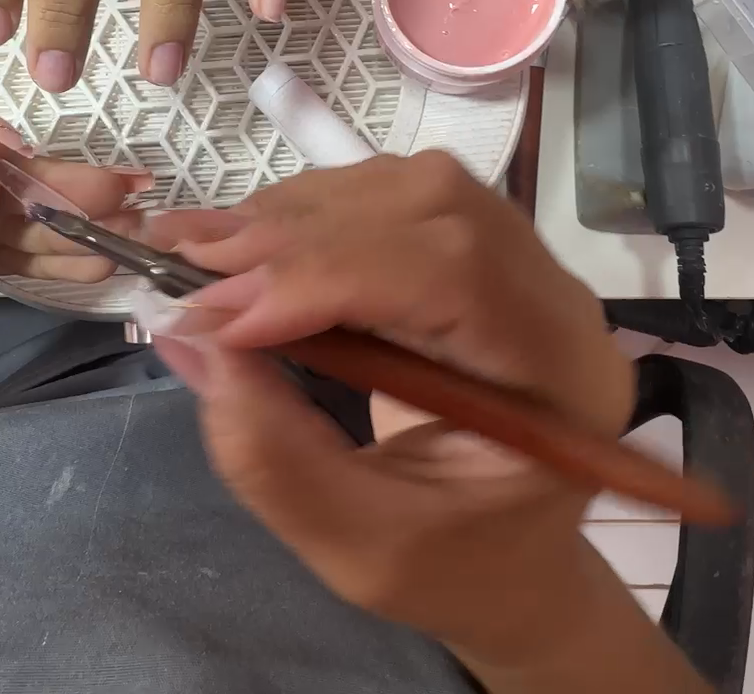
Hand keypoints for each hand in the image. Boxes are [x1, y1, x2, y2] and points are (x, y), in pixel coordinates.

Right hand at [141, 153, 646, 672]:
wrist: (509, 552)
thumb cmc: (453, 566)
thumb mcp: (358, 549)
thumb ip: (274, 457)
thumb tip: (193, 338)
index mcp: (561, 378)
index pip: (453, 274)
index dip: (326, 275)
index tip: (221, 314)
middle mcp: (552, 297)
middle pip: (433, 208)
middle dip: (299, 234)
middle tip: (192, 263)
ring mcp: (519, 260)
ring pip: (407, 186)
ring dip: (299, 211)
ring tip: (211, 248)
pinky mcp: (474, 246)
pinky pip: (392, 194)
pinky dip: (312, 209)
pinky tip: (256, 239)